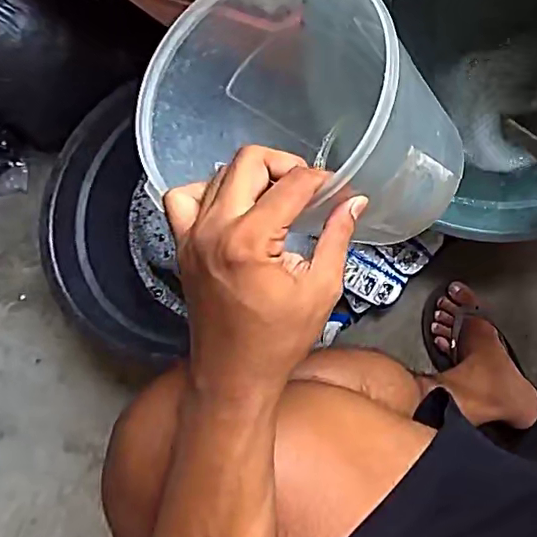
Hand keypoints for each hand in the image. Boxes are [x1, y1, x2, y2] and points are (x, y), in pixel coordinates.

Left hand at [164, 145, 364, 395]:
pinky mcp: (183, 246)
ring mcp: (192, 236)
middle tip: (310, 187)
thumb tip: (353, 203)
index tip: (337, 190)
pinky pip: (184, 197)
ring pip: (220, 173)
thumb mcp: (322, 288)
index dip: (322, 180)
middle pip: (250, 161)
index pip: (292, 183)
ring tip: (279, 197)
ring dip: (255, 176)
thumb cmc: (276, 341)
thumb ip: (337, 236)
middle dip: (288, 165)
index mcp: (249, 241)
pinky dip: (211, 190)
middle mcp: (214, 231)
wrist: (234, 375)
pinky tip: (236, 206)